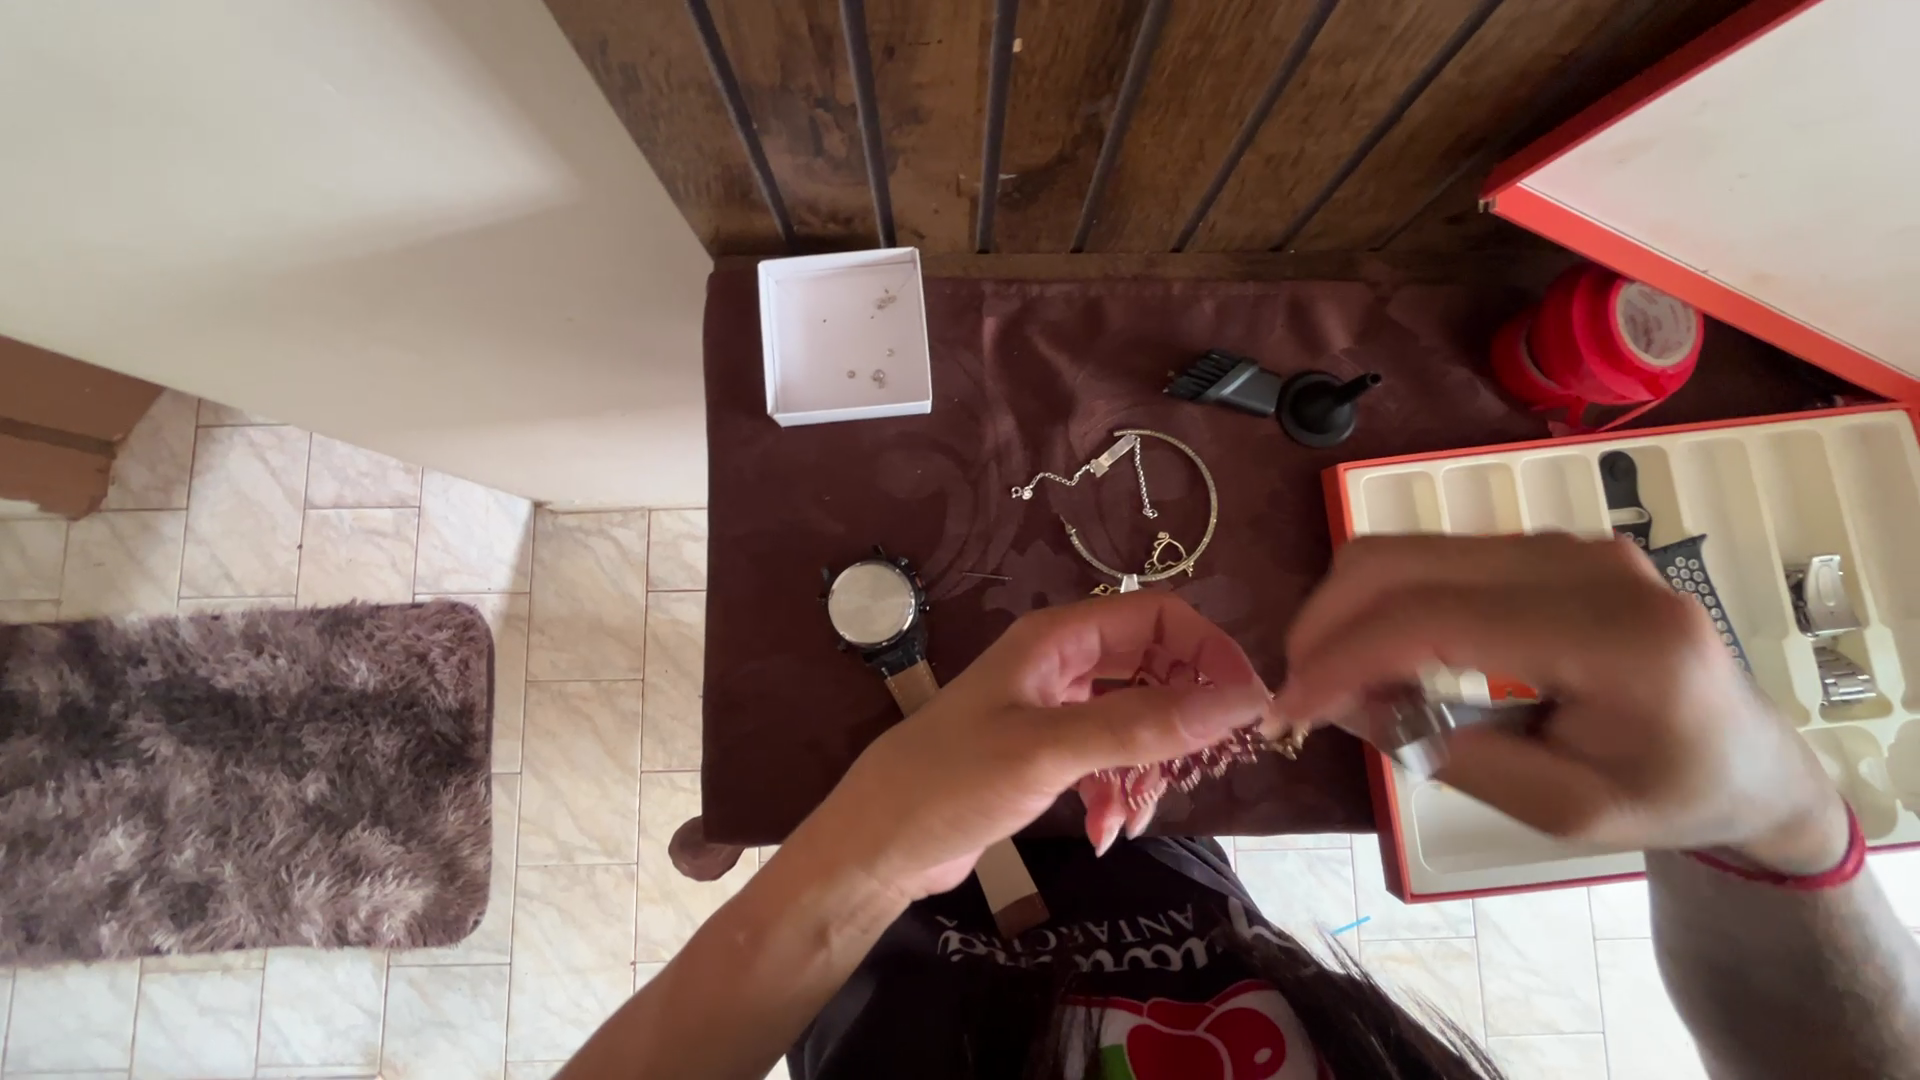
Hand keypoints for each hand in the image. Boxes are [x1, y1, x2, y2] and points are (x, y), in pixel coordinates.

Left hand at [799, 592, 1271, 902]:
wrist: (880, 843)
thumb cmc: (953, 781)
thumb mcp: (1051, 749)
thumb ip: (1143, 724)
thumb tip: (1240, 698)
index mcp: (1057, 638)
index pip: (1156, 617)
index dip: (1208, 652)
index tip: (1248, 708)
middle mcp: (1059, 664)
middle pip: (1151, 669)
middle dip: (1182, 719)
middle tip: (1201, 771)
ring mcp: (1053, 709)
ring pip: (1135, 720)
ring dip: (1149, 767)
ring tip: (1133, 813)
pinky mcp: (1046, 753)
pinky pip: (1109, 758)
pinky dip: (1118, 790)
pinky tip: (1107, 830)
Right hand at [1274, 534, 1850, 874]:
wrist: (1744, 757)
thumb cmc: (1664, 796)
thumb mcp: (1558, 809)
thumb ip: (1442, 752)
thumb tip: (1336, 700)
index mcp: (1616, 635)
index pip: (1434, 620)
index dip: (1342, 659)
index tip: (1287, 710)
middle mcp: (1583, 564)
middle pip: (1399, 563)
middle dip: (1323, 625)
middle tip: (1294, 688)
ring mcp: (1556, 543)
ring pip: (1397, 551)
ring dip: (1339, 612)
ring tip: (1327, 674)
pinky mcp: (1530, 546)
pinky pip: (1418, 558)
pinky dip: (1370, 603)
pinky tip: (1368, 651)